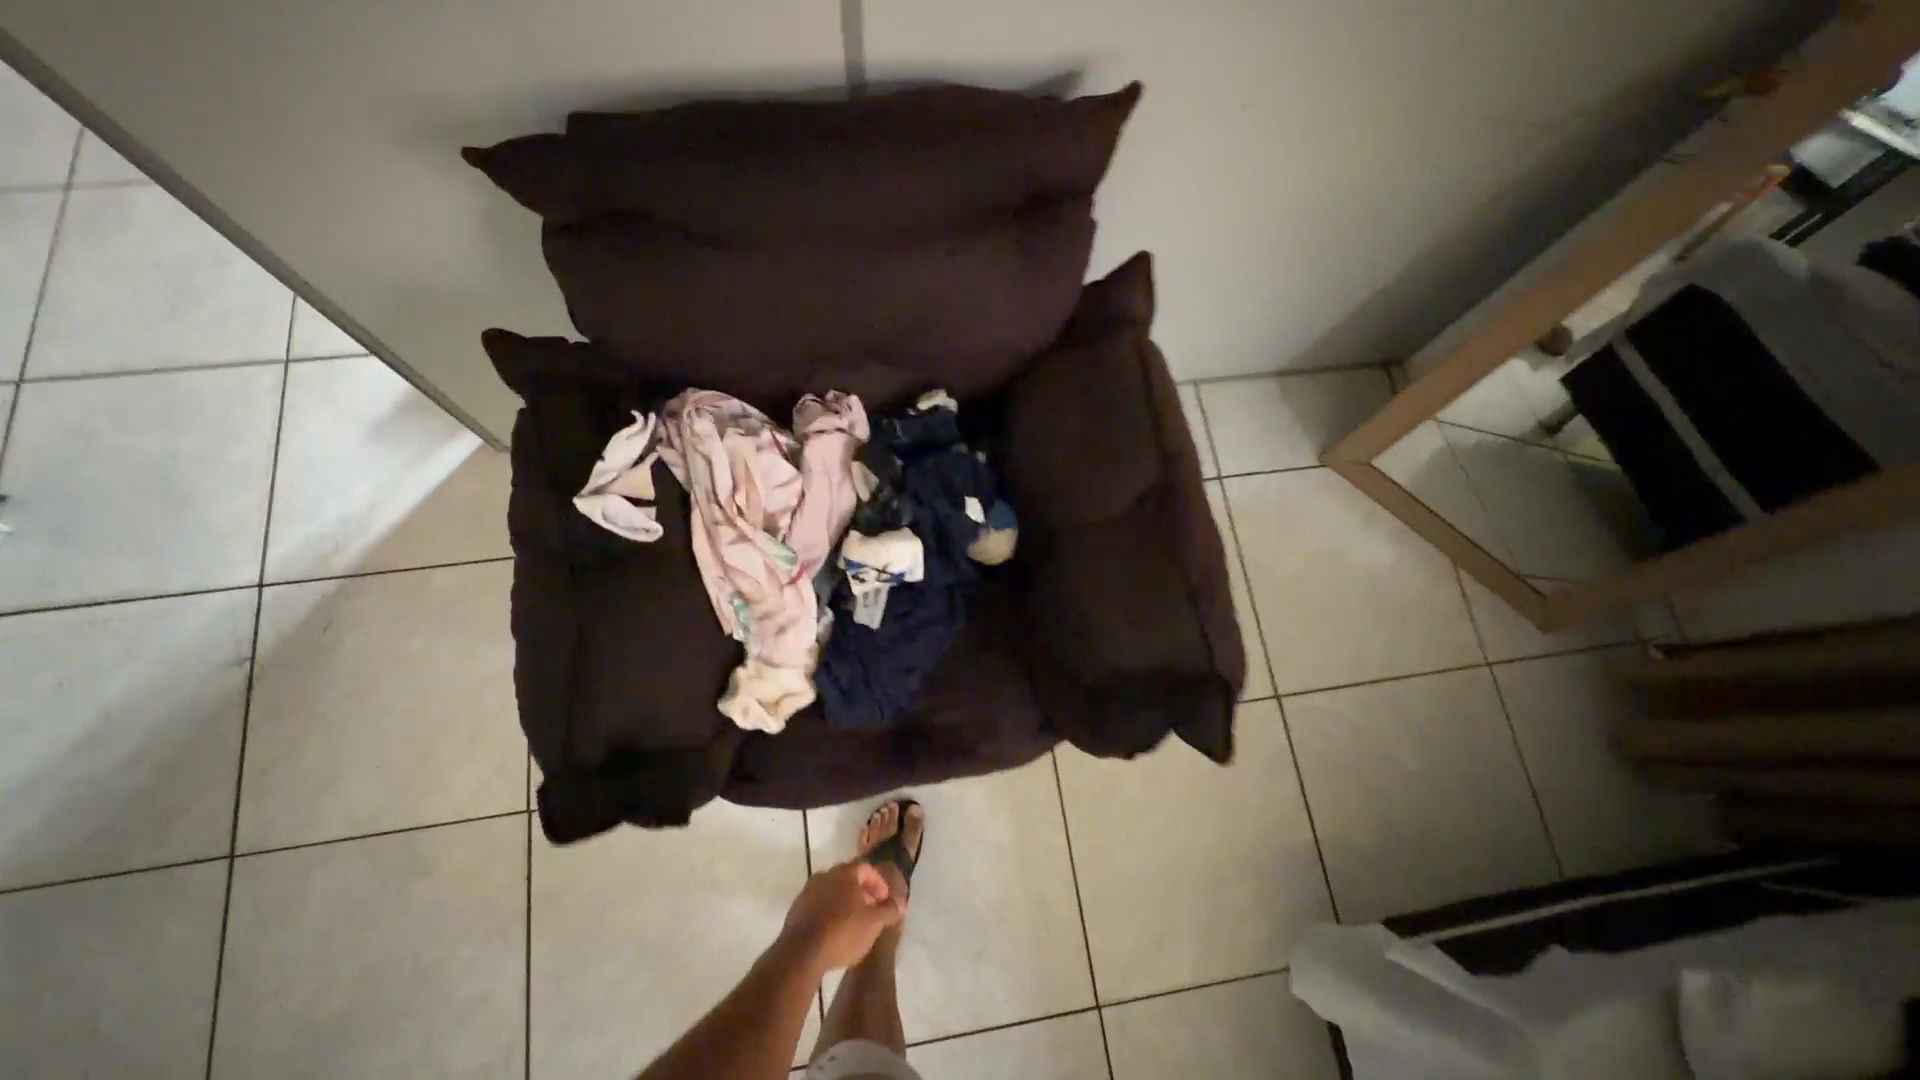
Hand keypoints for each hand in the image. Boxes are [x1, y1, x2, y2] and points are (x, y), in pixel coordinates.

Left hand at [777, 860, 906, 975]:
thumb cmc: (843, 932)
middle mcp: (824, 876)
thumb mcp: (874, 923)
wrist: (802, 953)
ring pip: (832, 892)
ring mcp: (807, 892)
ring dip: (845, 903)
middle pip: (848, 879)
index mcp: (845, 873)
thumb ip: (889, 910)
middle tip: (872, 911)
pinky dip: (829, 913)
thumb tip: (901, 904)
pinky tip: (834, 932)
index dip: (879, 884)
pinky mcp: (796, 910)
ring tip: (854, 924)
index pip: (866, 869)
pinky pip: (818, 906)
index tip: (885, 901)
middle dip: (862, 893)